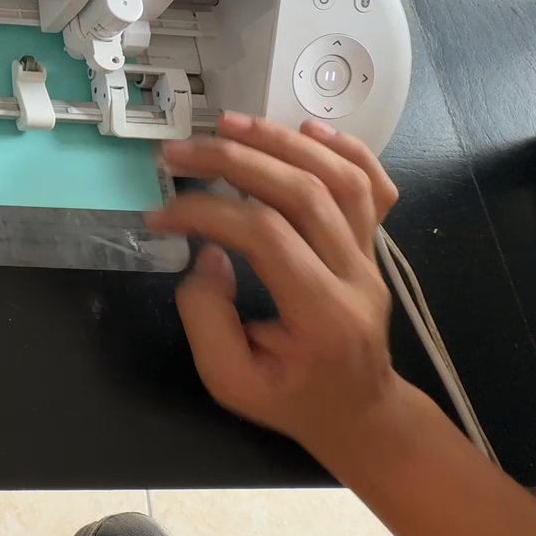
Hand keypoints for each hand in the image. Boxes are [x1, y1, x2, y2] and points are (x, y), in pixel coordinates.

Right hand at [147, 112, 405, 456]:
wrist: (359, 411)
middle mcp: (356, 277)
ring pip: (340, 180)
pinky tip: (307, 128)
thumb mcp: (228, 380)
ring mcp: (371, 257)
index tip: (161, 216)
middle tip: (178, 151)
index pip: (265, 236)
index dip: (206, 212)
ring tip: (228, 124)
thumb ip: (207, 317)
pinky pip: (374, 187)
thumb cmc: (289, 397)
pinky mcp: (372, 245)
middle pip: (303, 193)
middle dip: (234, 160)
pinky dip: (347, 149)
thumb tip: (208, 253)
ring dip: (281, 142)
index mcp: (323, 315)